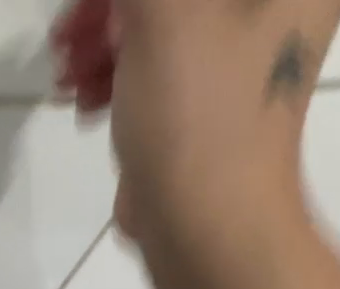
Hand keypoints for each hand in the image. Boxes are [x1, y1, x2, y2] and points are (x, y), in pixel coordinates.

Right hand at [54, 0, 339, 269]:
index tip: (96, 5)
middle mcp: (273, 1)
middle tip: (68, 32)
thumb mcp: (167, 20)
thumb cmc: (198, 112)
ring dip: (101, 38)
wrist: (203, 215)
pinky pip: (151, 58)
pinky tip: (82, 96)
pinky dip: (111, 70)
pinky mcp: (200, 91)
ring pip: (157, 19)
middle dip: (111, 7)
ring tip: (66, 71)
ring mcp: (238, 49)